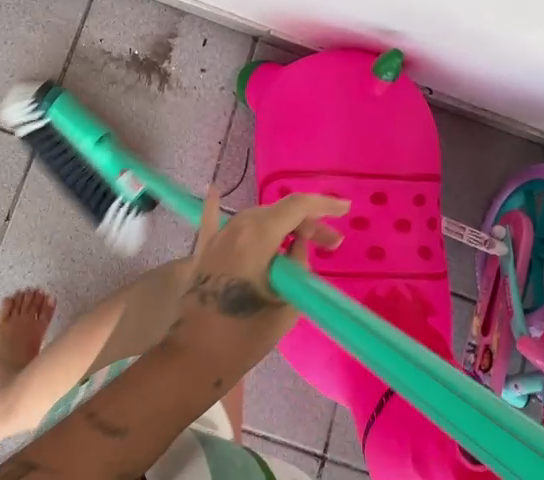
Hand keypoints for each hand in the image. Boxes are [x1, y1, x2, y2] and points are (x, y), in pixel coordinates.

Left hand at [171, 187, 350, 365]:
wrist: (198, 353)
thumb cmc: (247, 332)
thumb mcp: (287, 302)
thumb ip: (299, 264)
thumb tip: (300, 245)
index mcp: (258, 234)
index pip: (297, 206)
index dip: (324, 204)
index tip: (346, 209)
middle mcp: (236, 226)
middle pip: (278, 212)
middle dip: (307, 223)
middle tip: (333, 244)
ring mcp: (217, 236)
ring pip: (256, 219)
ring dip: (281, 225)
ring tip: (303, 243)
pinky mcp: (204, 250)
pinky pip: (213, 220)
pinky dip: (218, 207)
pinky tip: (214, 190)